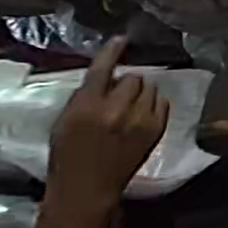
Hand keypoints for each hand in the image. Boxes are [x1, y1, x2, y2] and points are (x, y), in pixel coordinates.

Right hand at [46, 37, 169, 223]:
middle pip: (133, 78)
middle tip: (117, 96)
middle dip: (126, 83)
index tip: (122, 39)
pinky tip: (143, 113)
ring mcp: (141, 120)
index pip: (102, 70)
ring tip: (130, 106)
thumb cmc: (69, 155)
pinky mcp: (156, 129)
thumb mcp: (64, 121)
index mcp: (87, 107)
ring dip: (141, 92)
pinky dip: (154, 104)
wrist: (88, 188)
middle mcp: (117, 110)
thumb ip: (84, 97)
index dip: (112, 52)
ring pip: (150, 88)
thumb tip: (105, 76)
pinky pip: (162, 102)